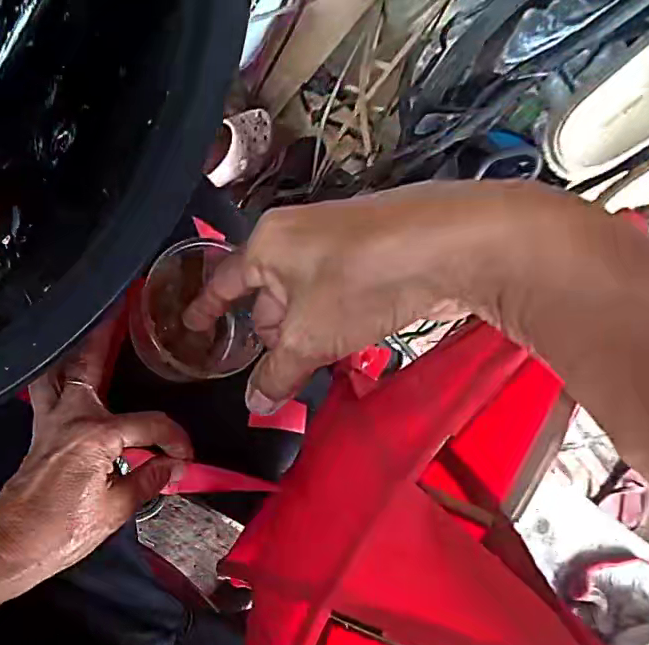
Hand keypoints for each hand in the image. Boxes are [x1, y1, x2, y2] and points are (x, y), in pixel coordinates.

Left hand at [0, 315, 192, 590]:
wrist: (13, 543)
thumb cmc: (62, 531)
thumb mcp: (115, 509)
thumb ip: (148, 480)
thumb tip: (173, 467)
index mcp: (95, 436)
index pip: (148, 426)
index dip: (174, 439)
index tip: (185, 457)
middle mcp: (70, 418)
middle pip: (88, 364)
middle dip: (106, 334)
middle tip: (122, 306)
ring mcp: (50, 422)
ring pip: (60, 371)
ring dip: (76, 349)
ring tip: (92, 329)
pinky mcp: (40, 434)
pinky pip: (49, 391)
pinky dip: (61, 374)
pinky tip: (72, 374)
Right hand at [182, 181, 620, 412]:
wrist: (458, 243)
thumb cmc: (363, 281)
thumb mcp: (308, 339)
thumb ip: (276, 374)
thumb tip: (256, 406)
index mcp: (266, 244)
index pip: (222, 283)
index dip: (205, 310)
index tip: (190, 326)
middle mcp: (295, 234)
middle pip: (265, 295)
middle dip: (269, 334)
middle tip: (276, 368)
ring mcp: (336, 238)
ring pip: (302, 296)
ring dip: (305, 331)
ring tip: (316, 358)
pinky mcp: (372, 248)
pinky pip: (334, 291)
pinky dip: (333, 318)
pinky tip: (347, 337)